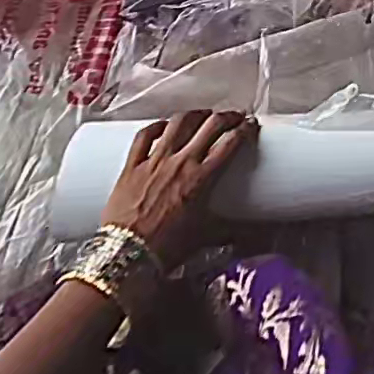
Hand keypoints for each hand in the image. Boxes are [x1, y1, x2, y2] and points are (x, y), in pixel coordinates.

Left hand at [102, 110, 256, 268]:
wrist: (122, 259)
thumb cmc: (164, 249)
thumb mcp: (203, 236)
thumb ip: (228, 230)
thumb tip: (248, 235)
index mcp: (201, 179)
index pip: (231, 142)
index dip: (245, 129)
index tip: (251, 125)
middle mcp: (180, 163)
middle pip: (210, 125)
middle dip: (227, 116)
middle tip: (234, 116)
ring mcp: (154, 161)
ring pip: (179, 123)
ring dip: (196, 114)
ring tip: (203, 115)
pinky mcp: (132, 166)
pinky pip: (144, 136)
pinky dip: (156, 126)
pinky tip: (164, 125)